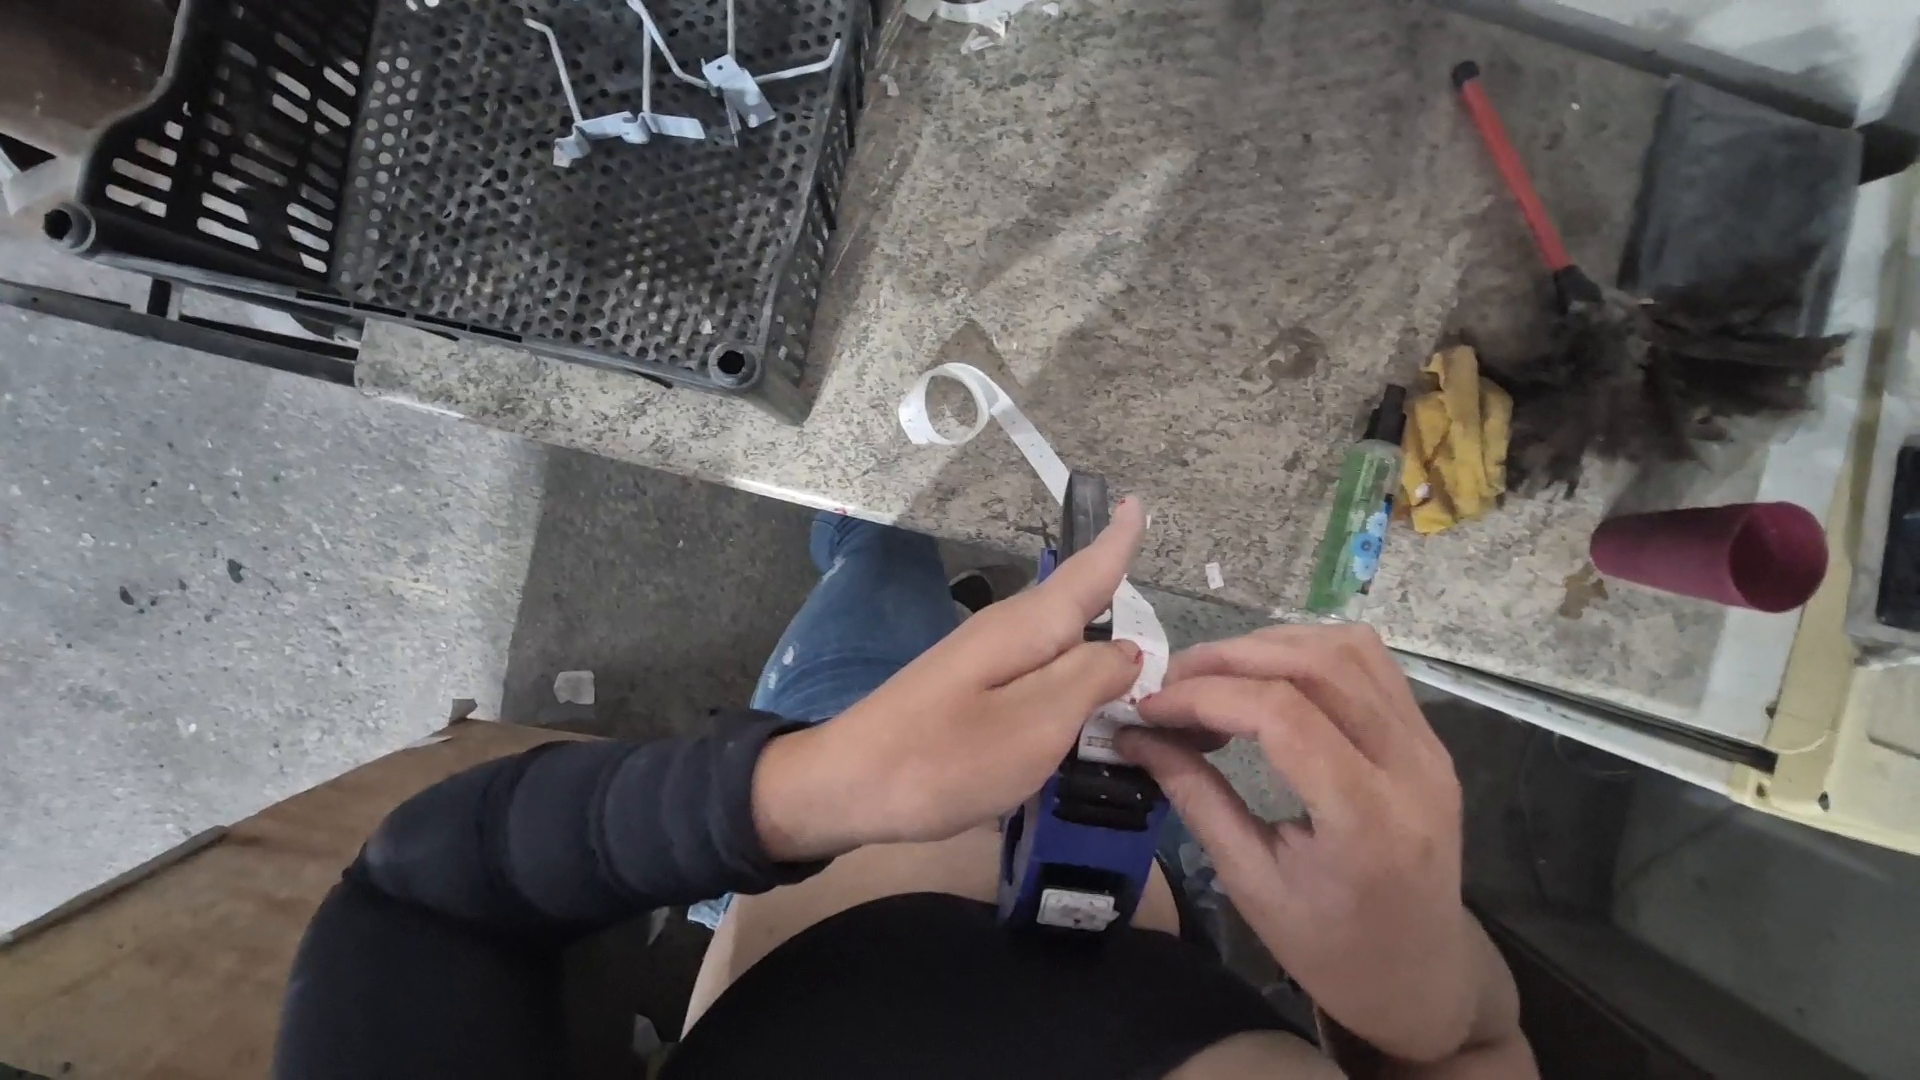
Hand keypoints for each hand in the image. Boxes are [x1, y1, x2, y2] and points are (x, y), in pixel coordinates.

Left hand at [753, 499, 1147, 860]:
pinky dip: (1067, 672)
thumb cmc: (944, 759)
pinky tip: (1079, 693)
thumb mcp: (1034, 725)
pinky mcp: (970, 687)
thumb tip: (1127, 649)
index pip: (1086, 574)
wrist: (848, 784)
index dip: (1117, 543)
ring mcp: (983, 657)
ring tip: (1136, 651)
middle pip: (1074, 603)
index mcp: (1027, 627)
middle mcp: (1005, 629)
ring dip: (1094, 636)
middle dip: (1117, 592)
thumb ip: (1088, 680)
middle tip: (1162, 604)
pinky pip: (1036, 667)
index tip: (1137, 503)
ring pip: (1056, 637)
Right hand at [1117, 624, 1477, 1063]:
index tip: (1149, 707)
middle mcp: (1412, 768)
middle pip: (1316, 666)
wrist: (1421, 975)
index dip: (1205, 696)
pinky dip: (1305, 649)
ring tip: (1212, 674)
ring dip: (1266, 645)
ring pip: (1345, 648)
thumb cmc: (1330, 947)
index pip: (1282, 716)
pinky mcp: (1427, 735)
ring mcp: (1428, 745)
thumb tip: (1134, 735)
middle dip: (1227, 659)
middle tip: (1170, 681)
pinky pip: (1367, 660)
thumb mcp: (1249, 881)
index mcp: (1369, 821)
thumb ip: (1194, 795)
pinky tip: (1265, 674)